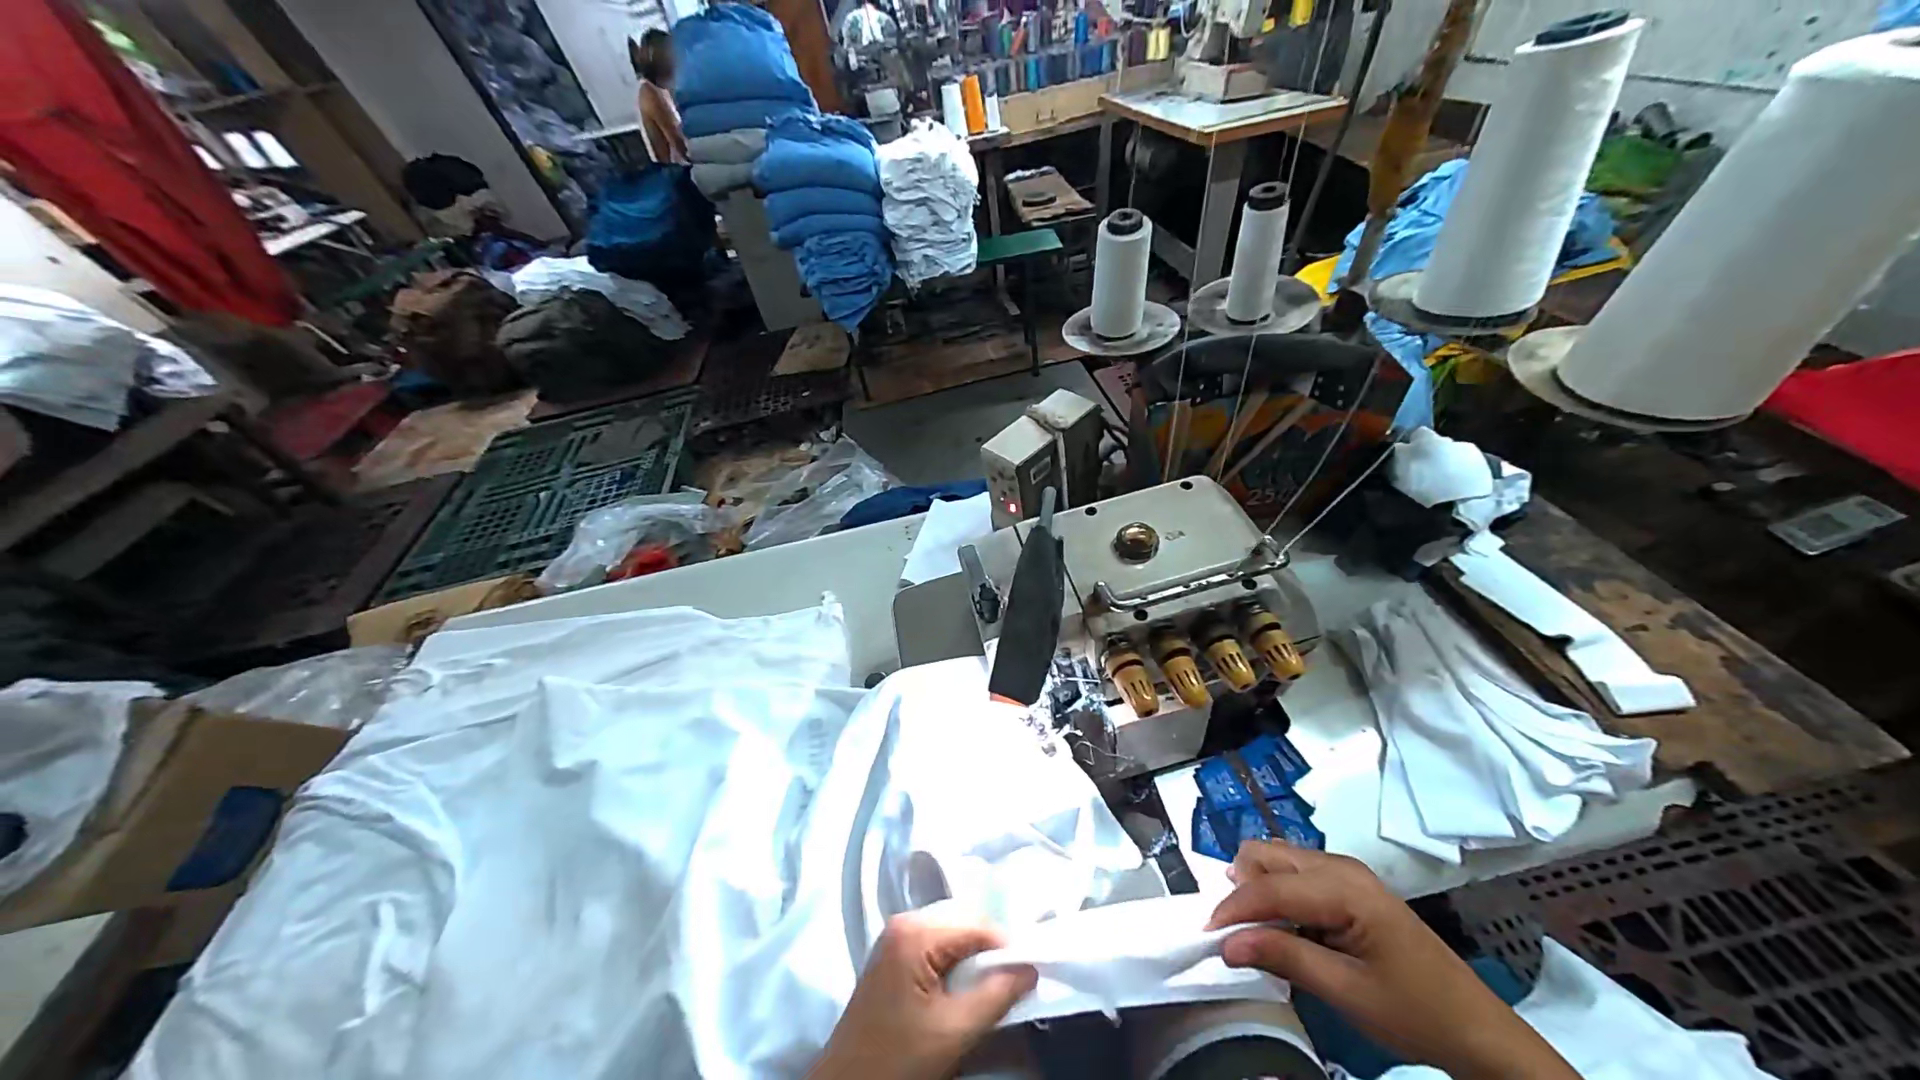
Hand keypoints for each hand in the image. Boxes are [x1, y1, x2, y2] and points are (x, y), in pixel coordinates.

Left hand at [808, 913, 1037, 1079]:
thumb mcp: (954, 1030)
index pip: (977, 925)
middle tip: (1011, 983)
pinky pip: (936, 944)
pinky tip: (964, 987)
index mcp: (915, 932)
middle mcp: (904, 921)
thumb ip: (996, 995)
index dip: (1006, 950)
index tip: (1027, 977)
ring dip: (974, 957)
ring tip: (990, 988)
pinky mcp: (893, 953)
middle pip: (964, 923)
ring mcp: (895, 935)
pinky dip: (955, 961)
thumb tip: (1031, 968)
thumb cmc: (899, 1057)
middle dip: (990, 951)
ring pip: (952, 933)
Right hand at [1207, 842, 1577, 1079]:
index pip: (1268, 886)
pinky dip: (1274, 893)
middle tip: (1234, 935)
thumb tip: (1226, 944)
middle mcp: (1339, 866)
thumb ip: (1284, 958)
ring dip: (1255, 889)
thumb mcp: (1346, 993)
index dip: (1232, 910)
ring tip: (1255, 933)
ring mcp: (1344, 872)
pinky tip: (1281, 928)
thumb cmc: (1415, 1012)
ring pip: (1275, 859)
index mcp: (1343, 887)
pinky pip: (1293, 873)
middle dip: (1240, 890)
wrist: (1477, 1030)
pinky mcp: (1347, 885)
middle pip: (1264, 855)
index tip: (1207, 939)